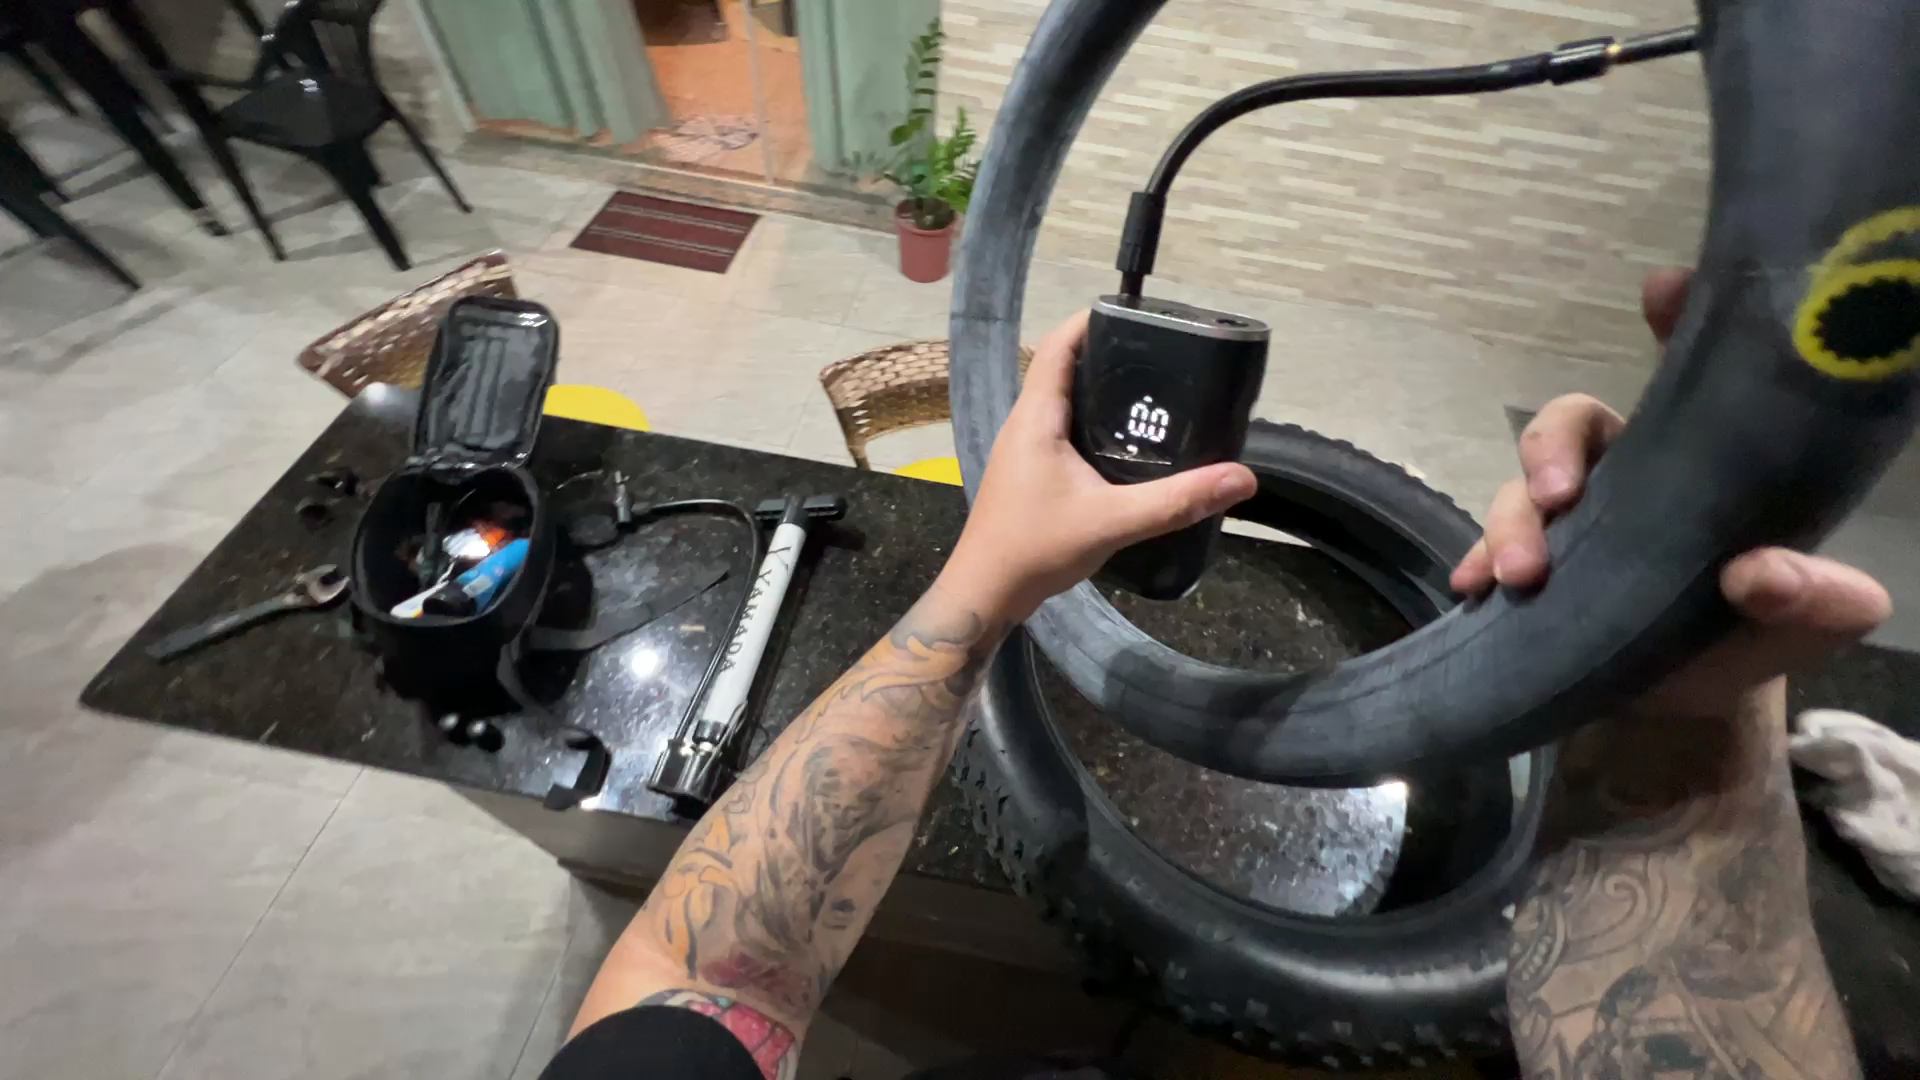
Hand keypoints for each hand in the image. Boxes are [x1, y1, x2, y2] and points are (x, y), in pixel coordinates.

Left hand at [937, 312, 1257, 621]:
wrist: (986, 592)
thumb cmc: (1036, 548)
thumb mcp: (1112, 521)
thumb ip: (1176, 500)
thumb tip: (1242, 479)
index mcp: (1036, 417)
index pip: (1059, 345)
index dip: (1093, 320)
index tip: (1139, 315)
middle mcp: (1025, 424)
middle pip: (1064, 369)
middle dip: (1110, 357)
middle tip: (1165, 360)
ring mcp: (1023, 450)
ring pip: (1063, 404)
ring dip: (1101, 394)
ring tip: (1155, 397)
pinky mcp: (1029, 474)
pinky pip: (1062, 432)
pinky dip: (1093, 426)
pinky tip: (1126, 447)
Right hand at [1450, 268, 1890, 716]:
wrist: (1673, 698)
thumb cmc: (1756, 635)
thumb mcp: (1816, 619)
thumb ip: (1818, 597)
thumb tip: (1759, 573)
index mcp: (1694, 462)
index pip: (1684, 381)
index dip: (1673, 327)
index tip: (1661, 289)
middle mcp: (1617, 476)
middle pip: (1563, 428)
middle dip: (1546, 451)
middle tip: (1558, 497)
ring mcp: (1560, 521)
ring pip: (1513, 491)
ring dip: (1509, 526)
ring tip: (1516, 578)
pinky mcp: (1519, 561)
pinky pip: (1482, 545)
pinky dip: (1474, 560)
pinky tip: (1472, 587)